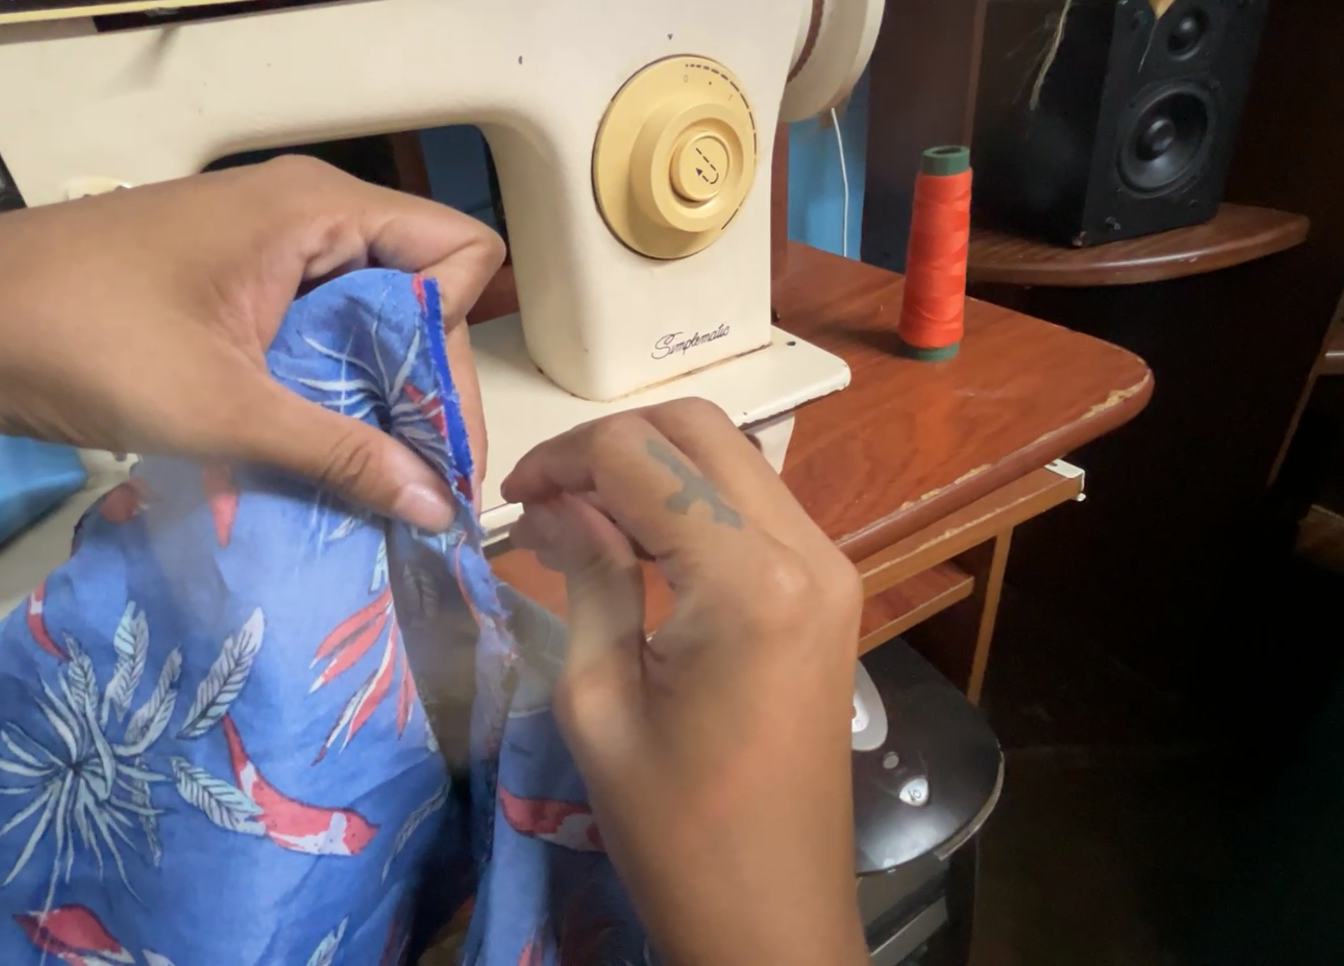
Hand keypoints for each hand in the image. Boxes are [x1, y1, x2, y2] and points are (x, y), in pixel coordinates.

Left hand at [0, 155, 502, 527]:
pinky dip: (342, 382)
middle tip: (418, 468)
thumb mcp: (223, 410)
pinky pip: (331, 324)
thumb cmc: (80, 342)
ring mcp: (278, 242)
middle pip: (427, 287)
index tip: (427, 415)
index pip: (459, 251)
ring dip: (386, 388)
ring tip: (378, 465)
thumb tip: (442, 510)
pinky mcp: (248, 277)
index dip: (461, 331)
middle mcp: (313, 212)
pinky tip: (329, 437)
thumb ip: (343, 454)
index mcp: (320, 209)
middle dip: (431, 379)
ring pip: (380, 312)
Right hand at [504, 399, 866, 964]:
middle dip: (609, 445)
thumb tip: (553, 501)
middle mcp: (804, 548)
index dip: (563, 458)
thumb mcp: (598, 699)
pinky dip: (690, 496)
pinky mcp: (829, 583)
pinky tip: (642, 540)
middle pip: (697, 427)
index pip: (639, 455)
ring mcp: (829, 562)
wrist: (775, 915)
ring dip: (651, 465)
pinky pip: (752, 500)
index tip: (515, 497)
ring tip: (585, 518)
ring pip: (729, 454)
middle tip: (549, 497)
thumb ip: (584, 573)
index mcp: (746, 581)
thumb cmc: (673, 829)